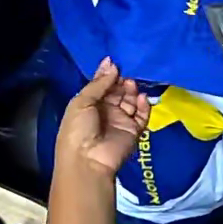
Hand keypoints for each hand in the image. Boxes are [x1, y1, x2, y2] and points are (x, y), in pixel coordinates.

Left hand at [55, 58, 151, 179]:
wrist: (88, 160)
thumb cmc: (78, 129)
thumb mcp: (82, 101)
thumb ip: (98, 83)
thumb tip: (111, 64)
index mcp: (89, 104)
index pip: (102, 85)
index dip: (109, 75)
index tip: (116, 62)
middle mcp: (105, 111)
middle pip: (118, 91)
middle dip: (122, 81)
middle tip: (127, 73)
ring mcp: (120, 121)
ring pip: (131, 101)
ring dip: (132, 91)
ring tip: (131, 85)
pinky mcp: (134, 131)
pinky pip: (142, 115)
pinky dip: (144, 106)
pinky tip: (141, 98)